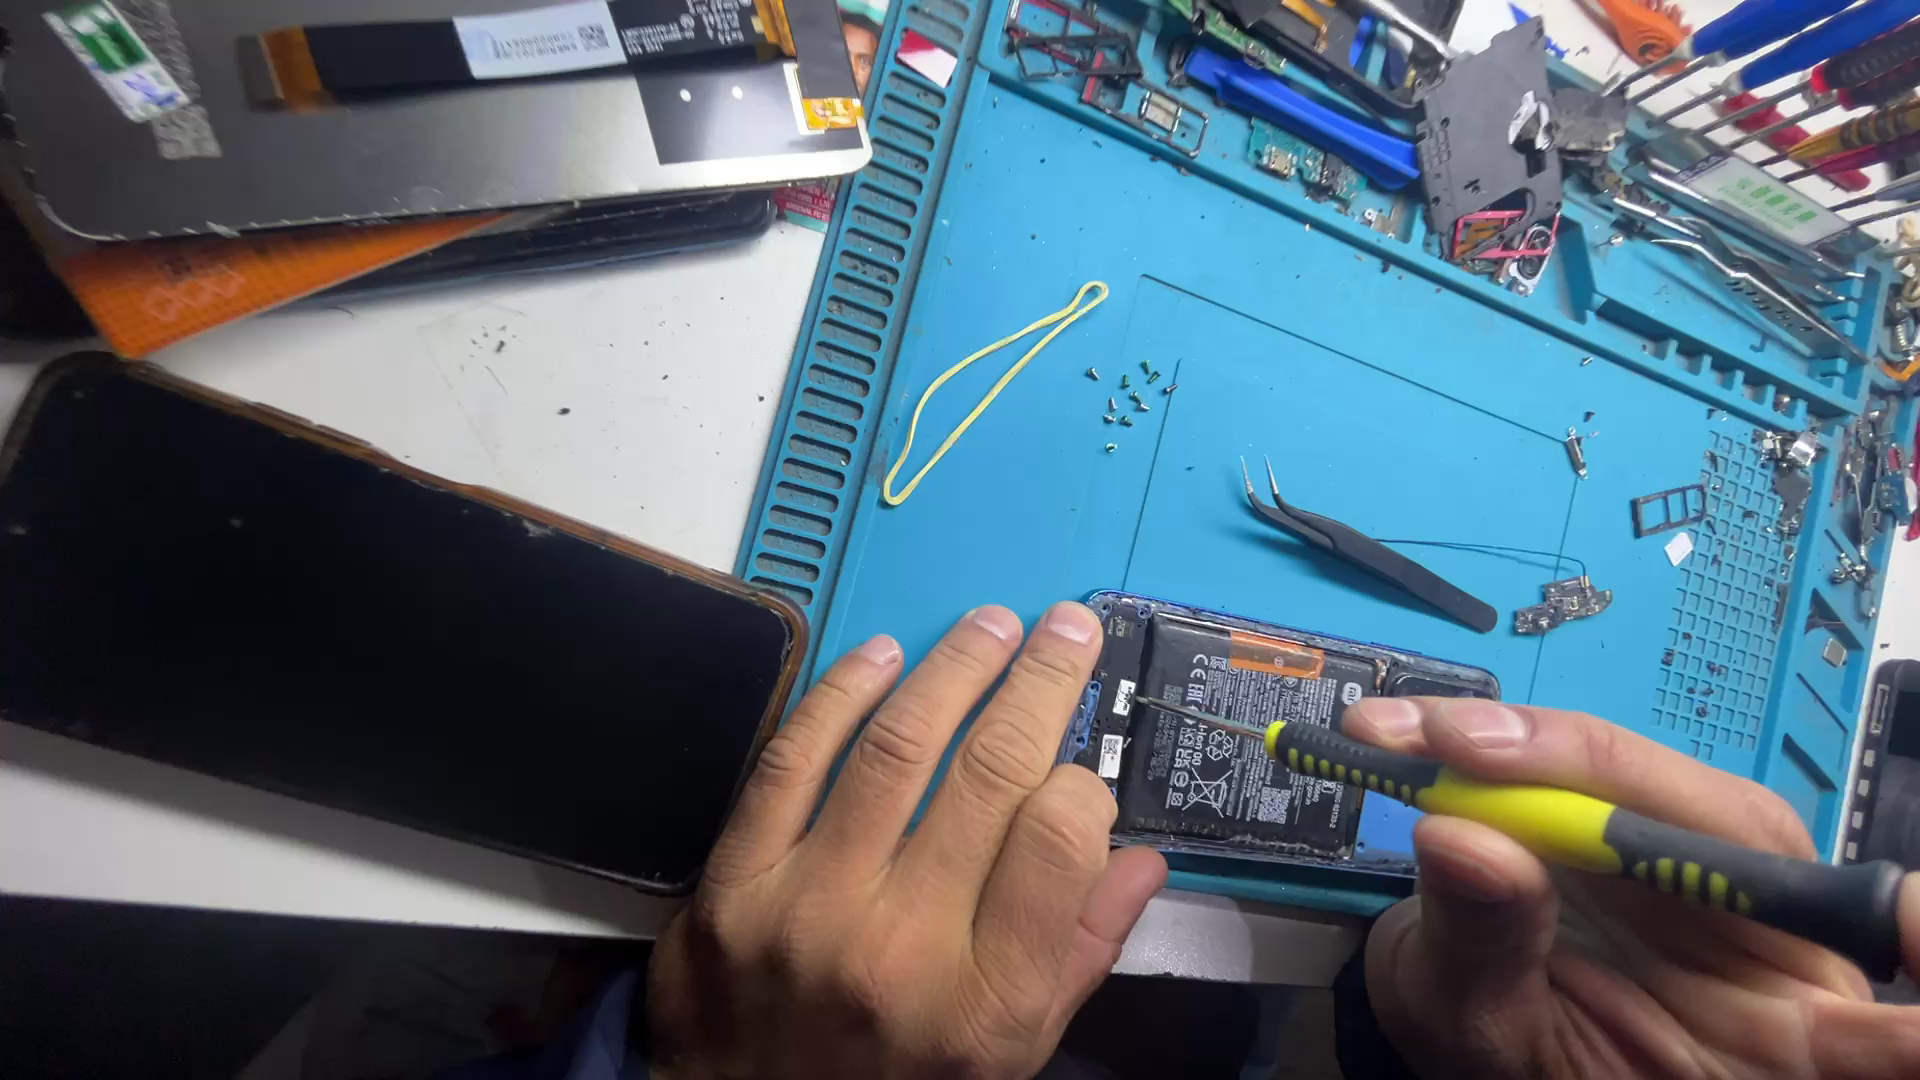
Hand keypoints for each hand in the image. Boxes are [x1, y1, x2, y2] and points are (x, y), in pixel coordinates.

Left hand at [647, 603, 1168, 1079]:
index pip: (1058, 841)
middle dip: (1040, 680)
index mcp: (986, 998)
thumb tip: (1142, 855)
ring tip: (990, 624)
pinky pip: (793, 756)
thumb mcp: (1010, 1051)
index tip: (1078, 765)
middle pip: (988, 770)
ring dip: (954, 666)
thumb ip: (1081, 950)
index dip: (1081, 781)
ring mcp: (809, 904)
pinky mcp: (735, 876)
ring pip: (897, 744)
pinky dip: (843, 690)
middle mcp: (901, 946)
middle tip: (1064, 626)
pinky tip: (883, 654)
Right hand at [1342, 697, 1919, 1079]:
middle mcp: (1755, 944)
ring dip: (1513, 740)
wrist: (1438, 995)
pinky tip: (1413, 729)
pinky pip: (1570, 759)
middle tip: (1457, 744)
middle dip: (1585, 766)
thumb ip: (1485, 945)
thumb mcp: (1471, 1019)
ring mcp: (1681, 866)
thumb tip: (1465, 836)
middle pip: (1723, 829)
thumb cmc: (1475, 1049)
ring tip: (1401, 734)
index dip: (1916, 945)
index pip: (1895, 1027)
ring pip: (1636, 771)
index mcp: (1774, 1045)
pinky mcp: (1613, 815)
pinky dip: (1487, 739)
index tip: (1911, 914)